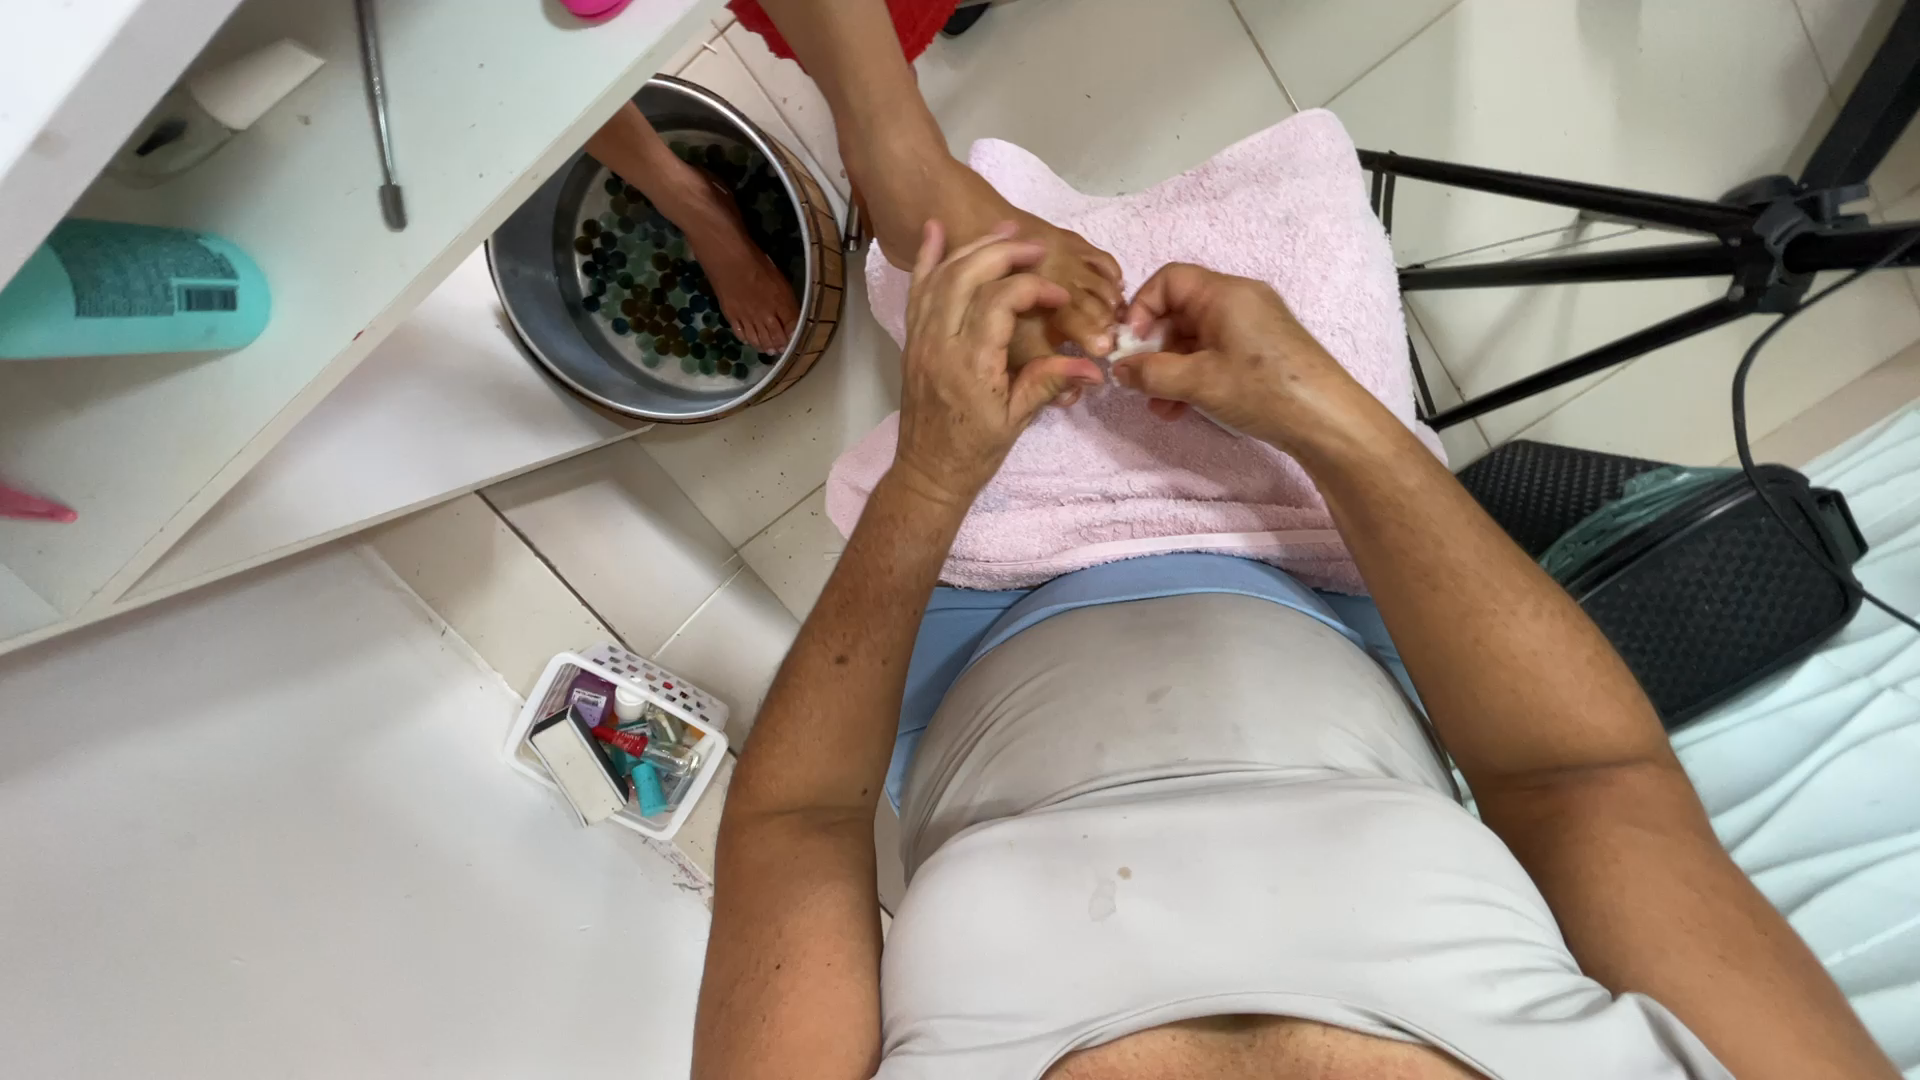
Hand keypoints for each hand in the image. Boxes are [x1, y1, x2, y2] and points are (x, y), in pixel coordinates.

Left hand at [889, 220, 1105, 510]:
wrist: (928, 471)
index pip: (1000, 302)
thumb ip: (1050, 382)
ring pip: (941, 277)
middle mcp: (940, 344)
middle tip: (1035, 246)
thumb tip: (1096, 366)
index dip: (1033, 288)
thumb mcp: (1016, 420)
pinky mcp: (912, 341)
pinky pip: (917, 292)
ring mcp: (921, 340)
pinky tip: (935, 230)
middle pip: (967, 276)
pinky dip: (927, 259)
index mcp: (971, 365)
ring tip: (1004, 230)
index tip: (1058, 297)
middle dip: (1004, 252)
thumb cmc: (974, 452)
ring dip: (973, 247)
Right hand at [1110, 263, 1363, 452]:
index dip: (1141, 308)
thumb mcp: (1197, 383)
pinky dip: (1191, 377)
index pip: (1168, 280)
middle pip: (1178, 312)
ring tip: (1159, 406)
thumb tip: (1120, 371)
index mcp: (1224, 294)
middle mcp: (1237, 302)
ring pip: (1192, 340)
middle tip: (1138, 381)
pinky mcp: (1257, 352)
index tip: (1130, 345)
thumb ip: (1151, 374)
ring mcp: (1249, 327)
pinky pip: (1212, 355)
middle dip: (1152, 348)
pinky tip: (1180, 409)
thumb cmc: (1262, 390)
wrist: (1325, 420)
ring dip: (1168, 371)